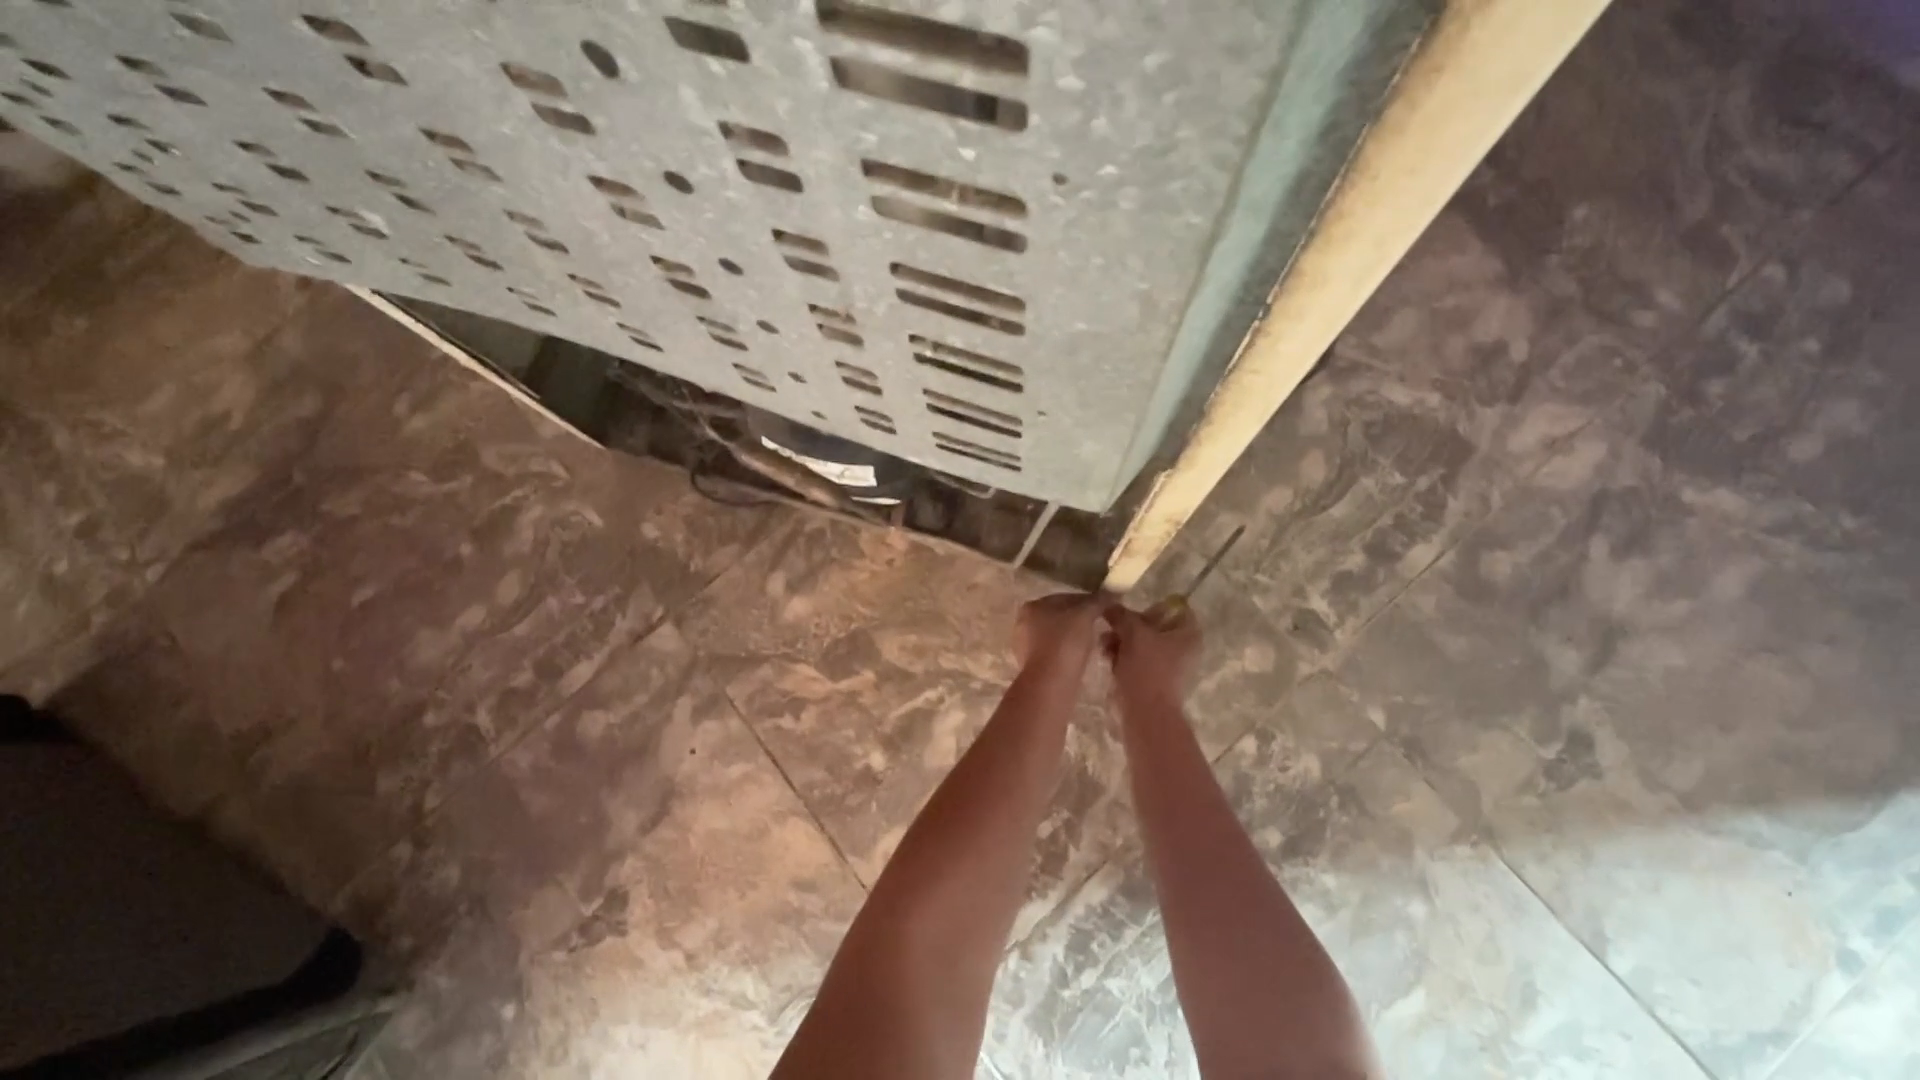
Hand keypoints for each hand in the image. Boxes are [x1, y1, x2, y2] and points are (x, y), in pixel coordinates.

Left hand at [1013, 593, 1104, 673]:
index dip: (1086, 601)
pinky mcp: (1032, 665)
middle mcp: (1023, 623)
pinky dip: (1067, 652)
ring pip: (1056, 635)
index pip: (1064, 598)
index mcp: (1032, 606)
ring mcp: (1025, 645)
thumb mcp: (1085, 615)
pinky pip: (1054, 652)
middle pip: (1059, 616)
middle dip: (1079, 619)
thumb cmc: (1065, 641)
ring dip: (1073, 636)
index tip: (1103, 608)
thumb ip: (1098, 601)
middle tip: (1099, 624)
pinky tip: (1081, 656)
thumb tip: (1112, 593)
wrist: (1051, 681)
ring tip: (1094, 641)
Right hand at [1103, 601, 1201, 702]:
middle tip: (1110, 626)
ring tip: (1104, 645)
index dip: (1152, 605)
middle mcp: (1184, 649)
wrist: (1146, 713)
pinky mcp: (1155, 681)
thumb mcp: (1133, 634)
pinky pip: (1138, 661)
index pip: (1175, 609)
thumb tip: (1109, 605)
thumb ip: (1122, 615)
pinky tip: (1107, 659)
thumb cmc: (1147, 668)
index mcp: (1189, 634)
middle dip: (1129, 626)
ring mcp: (1170, 667)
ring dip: (1121, 642)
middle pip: (1154, 626)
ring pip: (1143, 644)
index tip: (1131, 608)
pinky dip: (1123, 658)